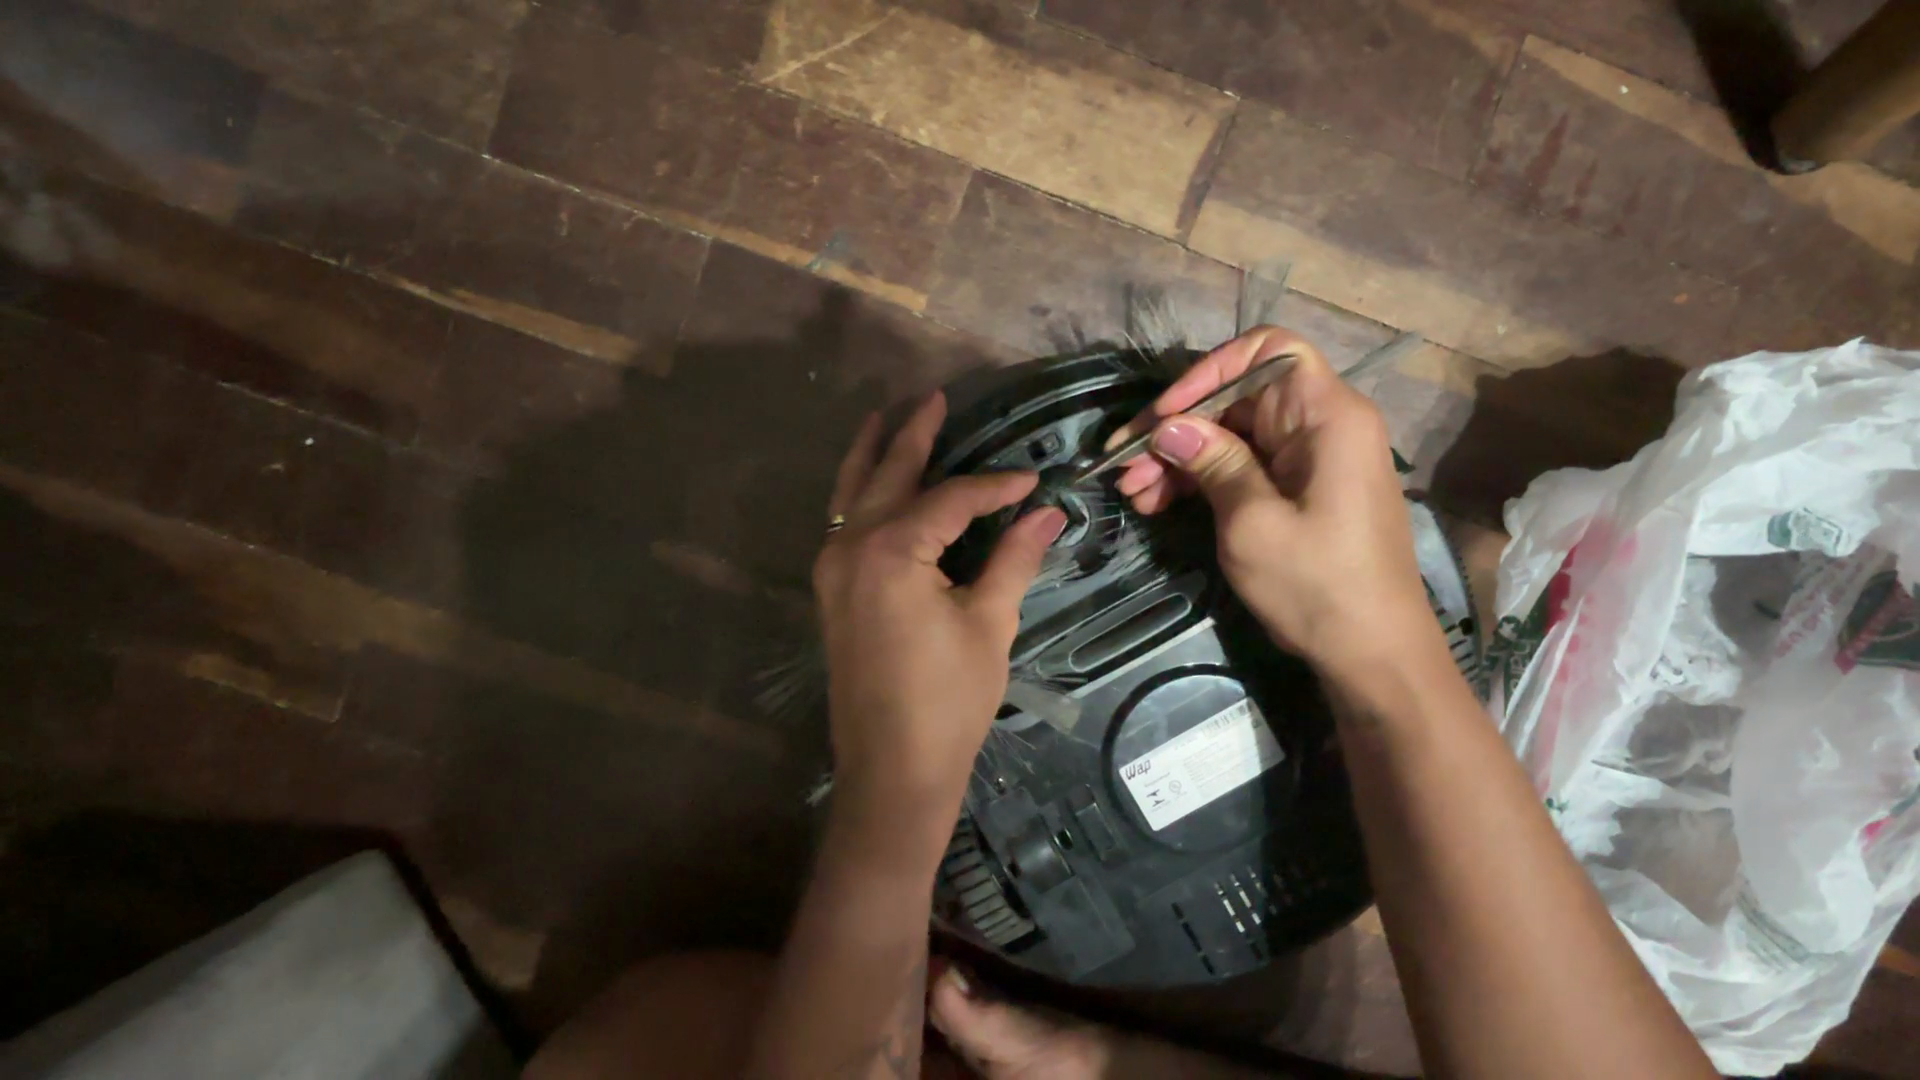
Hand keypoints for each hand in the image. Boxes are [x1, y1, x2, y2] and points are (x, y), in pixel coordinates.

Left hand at [814, 392, 1067, 815]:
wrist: (892, 770)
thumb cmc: (947, 699)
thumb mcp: (989, 624)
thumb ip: (1013, 559)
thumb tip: (1048, 513)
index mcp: (892, 551)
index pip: (951, 498)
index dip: (995, 485)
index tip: (1033, 480)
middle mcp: (851, 548)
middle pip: (885, 476)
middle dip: (912, 435)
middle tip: (933, 397)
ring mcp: (833, 571)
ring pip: (851, 496)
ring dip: (872, 455)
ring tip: (888, 419)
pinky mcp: (832, 594)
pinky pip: (844, 524)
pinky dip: (861, 496)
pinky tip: (878, 488)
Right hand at [1111, 327, 1437, 679]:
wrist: (1372, 655)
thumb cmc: (1317, 585)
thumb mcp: (1251, 522)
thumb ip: (1211, 462)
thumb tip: (1167, 426)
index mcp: (1327, 415)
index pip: (1268, 351)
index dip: (1210, 371)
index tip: (1167, 415)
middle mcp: (1321, 424)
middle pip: (1238, 396)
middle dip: (1178, 425)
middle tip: (1125, 465)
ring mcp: (1307, 459)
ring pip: (1230, 433)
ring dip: (1178, 457)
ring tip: (1133, 492)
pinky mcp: (1295, 490)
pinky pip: (1241, 465)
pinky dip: (1200, 479)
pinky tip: (1158, 503)